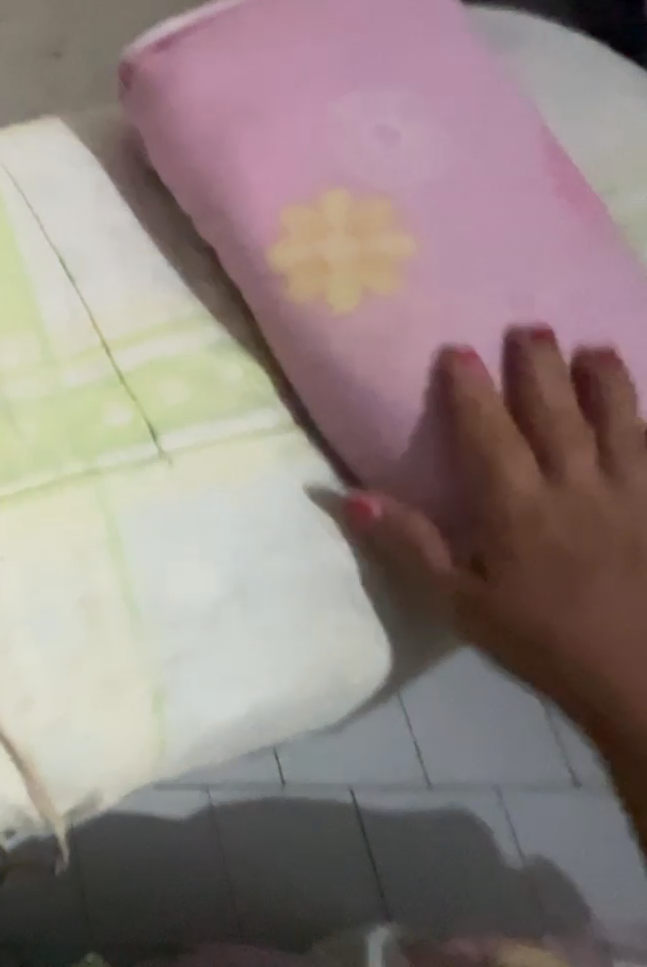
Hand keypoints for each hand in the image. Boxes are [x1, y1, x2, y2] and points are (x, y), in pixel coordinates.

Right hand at [347, 328, 646, 754]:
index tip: (459, 350)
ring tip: (598, 347)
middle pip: (559, 418)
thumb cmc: (538, 639)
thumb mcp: (456, 600)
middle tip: (531, 327)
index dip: (472, 391)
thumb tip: (350, 495)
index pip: (490, 435)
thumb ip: (410, 543)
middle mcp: (580, 493)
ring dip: (608, 385)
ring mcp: (637, 503)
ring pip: (622, 429)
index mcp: (518, 509)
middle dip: (542, 370)